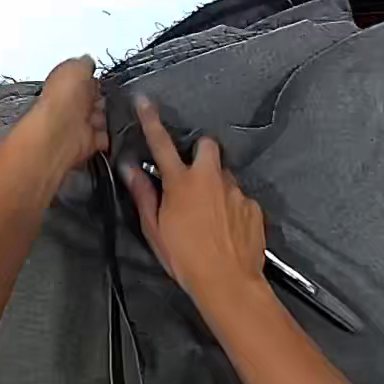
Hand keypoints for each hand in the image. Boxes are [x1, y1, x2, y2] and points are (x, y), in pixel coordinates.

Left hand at [19, 56, 108, 175]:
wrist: (62, 130)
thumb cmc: (62, 98)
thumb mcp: (76, 67)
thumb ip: (84, 62)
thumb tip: (87, 60)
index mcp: (66, 84)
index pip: (83, 80)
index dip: (95, 79)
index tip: (103, 79)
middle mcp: (71, 105)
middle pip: (93, 100)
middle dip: (104, 100)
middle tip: (108, 99)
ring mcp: (79, 124)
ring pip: (101, 119)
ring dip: (107, 118)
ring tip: (109, 115)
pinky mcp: (87, 142)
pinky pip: (103, 139)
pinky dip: (109, 137)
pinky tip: (112, 131)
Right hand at [123, 97, 266, 307]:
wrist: (227, 282)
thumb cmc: (185, 258)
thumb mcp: (155, 228)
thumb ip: (144, 194)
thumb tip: (130, 169)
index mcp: (181, 182)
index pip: (161, 143)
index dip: (151, 120)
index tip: (145, 101)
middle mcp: (210, 179)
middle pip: (207, 146)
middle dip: (199, 154)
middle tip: (192, 176)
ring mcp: (235, 191)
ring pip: (224, 175)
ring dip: (215, 185)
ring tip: (208, 214)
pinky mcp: (252, 206)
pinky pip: (239, 197)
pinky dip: (231, 206)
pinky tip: (225, 228)